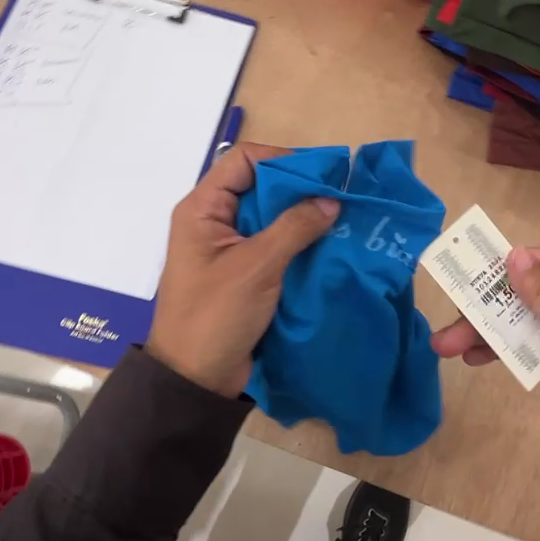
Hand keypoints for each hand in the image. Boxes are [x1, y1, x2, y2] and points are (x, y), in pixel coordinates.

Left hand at [146, 143, 339, 396]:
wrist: (195, 381)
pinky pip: (277, 243)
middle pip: (262, 185)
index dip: (282, 159)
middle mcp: (215, 220)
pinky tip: (331, 244)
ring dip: (305, 216)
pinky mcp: (247, 270)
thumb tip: (332, 200)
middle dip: (301, 188)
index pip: (243, 160)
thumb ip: (295, 227)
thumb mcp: (256, 267)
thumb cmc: (216, 316)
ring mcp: (231, 246)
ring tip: (343, 218)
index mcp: (203, 209)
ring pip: (273, 215)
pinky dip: (302, 240)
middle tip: (341, 196)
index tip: (321, 174)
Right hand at [430, 248, 539, 417]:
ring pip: (515, 318)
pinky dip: (502, 347)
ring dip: (484, 331)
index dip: (493, 270)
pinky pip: (524, 340)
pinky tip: (475, 357)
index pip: (529, 261)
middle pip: (515, 293)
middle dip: (480, 310)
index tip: (458, 281)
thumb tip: (512, 254)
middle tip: (444, 331)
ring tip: (447, 348)